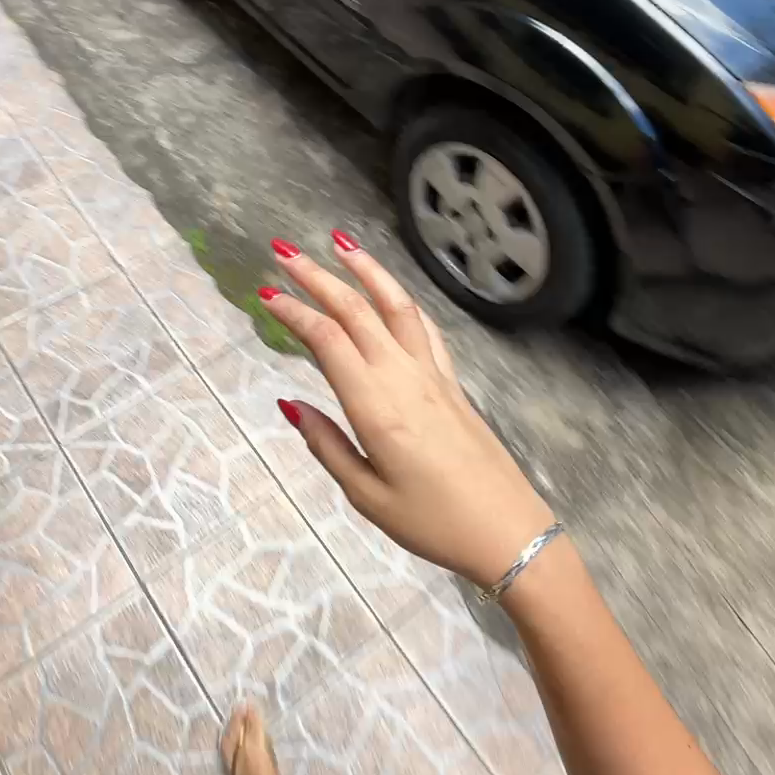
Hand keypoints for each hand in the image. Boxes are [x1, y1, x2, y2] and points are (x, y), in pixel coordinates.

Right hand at [260, 231, 556, 589]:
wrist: (507, 531)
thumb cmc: (432, 523)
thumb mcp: (367, 497)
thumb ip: (326, 445)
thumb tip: (290, 403)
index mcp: (375, 406)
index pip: (327, 341)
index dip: (294, 312)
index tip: (266, 295)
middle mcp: (403, 376)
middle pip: (356, 310)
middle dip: (317, 276)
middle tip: (284, 251)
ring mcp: (432, 374)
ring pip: (396, 306)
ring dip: (366, 270)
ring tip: (341, 243)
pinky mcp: (452, 380)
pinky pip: (424, 327)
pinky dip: (403, 300)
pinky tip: (391, 291)